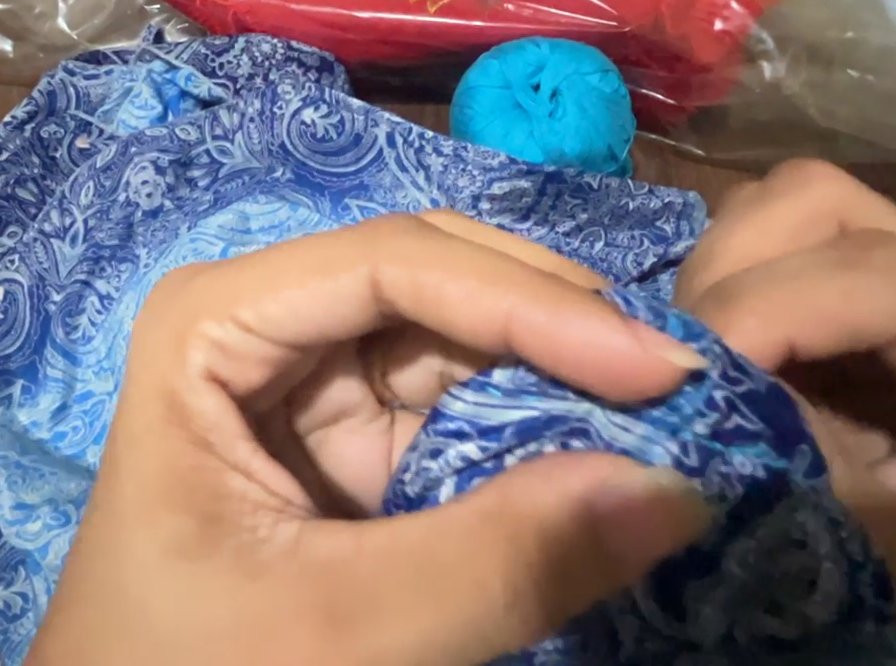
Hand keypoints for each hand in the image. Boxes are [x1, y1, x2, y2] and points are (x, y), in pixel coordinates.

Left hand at [29, 212, 711, 665]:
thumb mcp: (334, 633)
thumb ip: (501, 562)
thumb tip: (677, 488)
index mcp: (218, 319)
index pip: (388, 265)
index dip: (526, 301)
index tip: (655, 363)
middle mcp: (270, 311)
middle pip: (429, 275)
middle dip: (550, 318)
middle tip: (673, 378)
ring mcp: (314, 358)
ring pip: (457, 322)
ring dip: (556, 356)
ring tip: (658, 399)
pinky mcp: (354, 412)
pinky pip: (459, 383)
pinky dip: (535, 402)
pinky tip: (598, 424)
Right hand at [677, 161, 895, 665]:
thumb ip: (795, 472)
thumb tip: (672, 391)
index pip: (882, 279)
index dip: (764, 309)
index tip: (680, 376)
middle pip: (823, 206)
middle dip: (730, 271)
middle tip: (685, 361)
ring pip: (784, 207)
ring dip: (717, 270)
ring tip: (698, 355)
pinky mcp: (859, 304)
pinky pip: (766, 245)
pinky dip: (716, 281)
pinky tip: (714, 348)